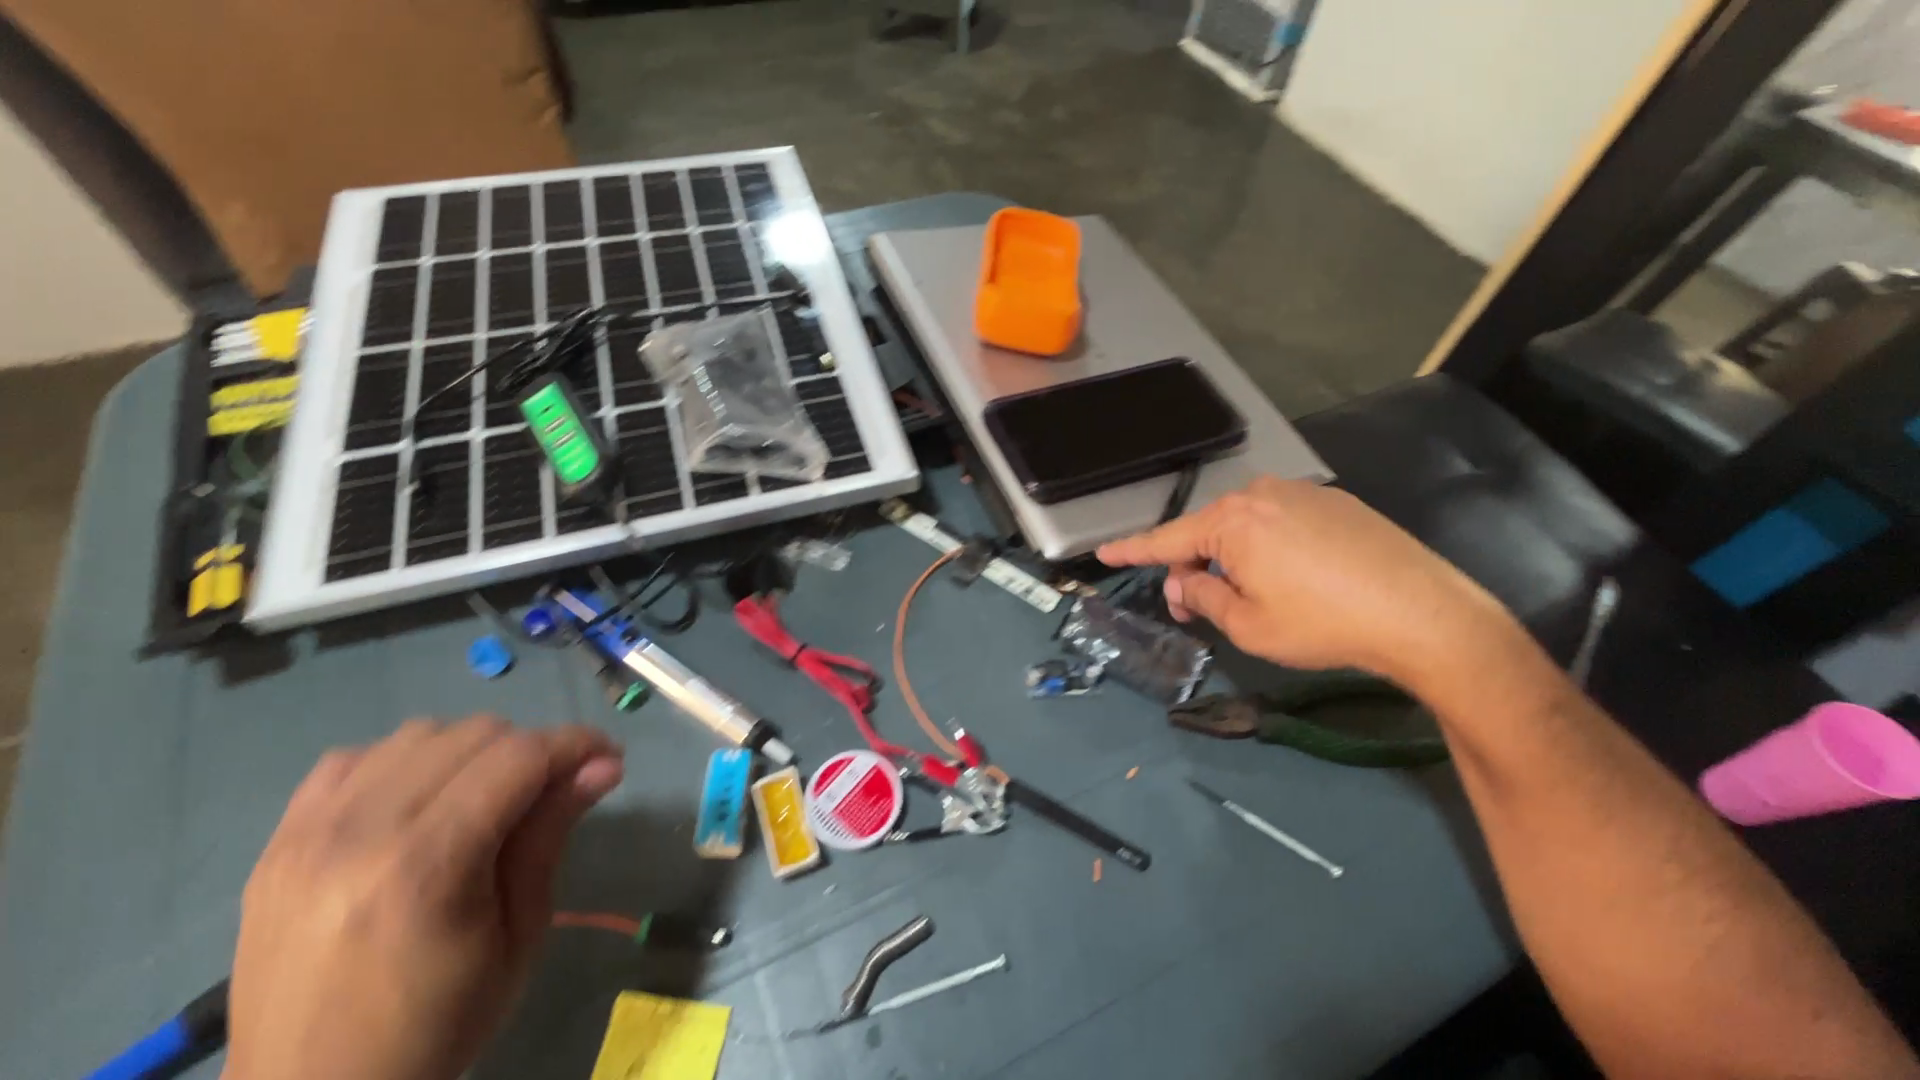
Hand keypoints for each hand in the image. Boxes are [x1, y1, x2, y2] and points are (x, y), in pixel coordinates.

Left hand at [224, 716, 623, 1079]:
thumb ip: (550, 836)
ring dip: (468, 752)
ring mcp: (309, 831)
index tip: (608, 757)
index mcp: (428, 865)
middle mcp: (362, 831)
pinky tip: (417, 801)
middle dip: (530, 749)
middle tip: (552, 789)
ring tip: (485, 796)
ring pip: (417, 734)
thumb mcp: (519, 935)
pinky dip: (401, 763)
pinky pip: (354, 759)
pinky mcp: (279, 839)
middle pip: (472, 734)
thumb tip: (602, 766)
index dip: (575, 744)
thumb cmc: (438, 1022)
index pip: (519, 758)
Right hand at [1097, 477, 1519, 686]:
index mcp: (1232, 522)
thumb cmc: (1321, 623)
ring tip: (1247, 596)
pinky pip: (1282, 522)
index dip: (1132, 550)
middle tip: (1194, 607)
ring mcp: (1304, 493)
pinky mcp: (1337, 502)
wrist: (1421, 612)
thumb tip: (1184, 581)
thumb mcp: (1248, 625)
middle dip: (1192, 566)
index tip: (1102, 552)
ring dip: (1232, 558)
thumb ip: (1203, 598)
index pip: (1167, 538)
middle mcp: (1262, 494)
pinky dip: (1269, 548)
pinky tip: (1292, 579)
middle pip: (1207, 530)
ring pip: (1246, 526)